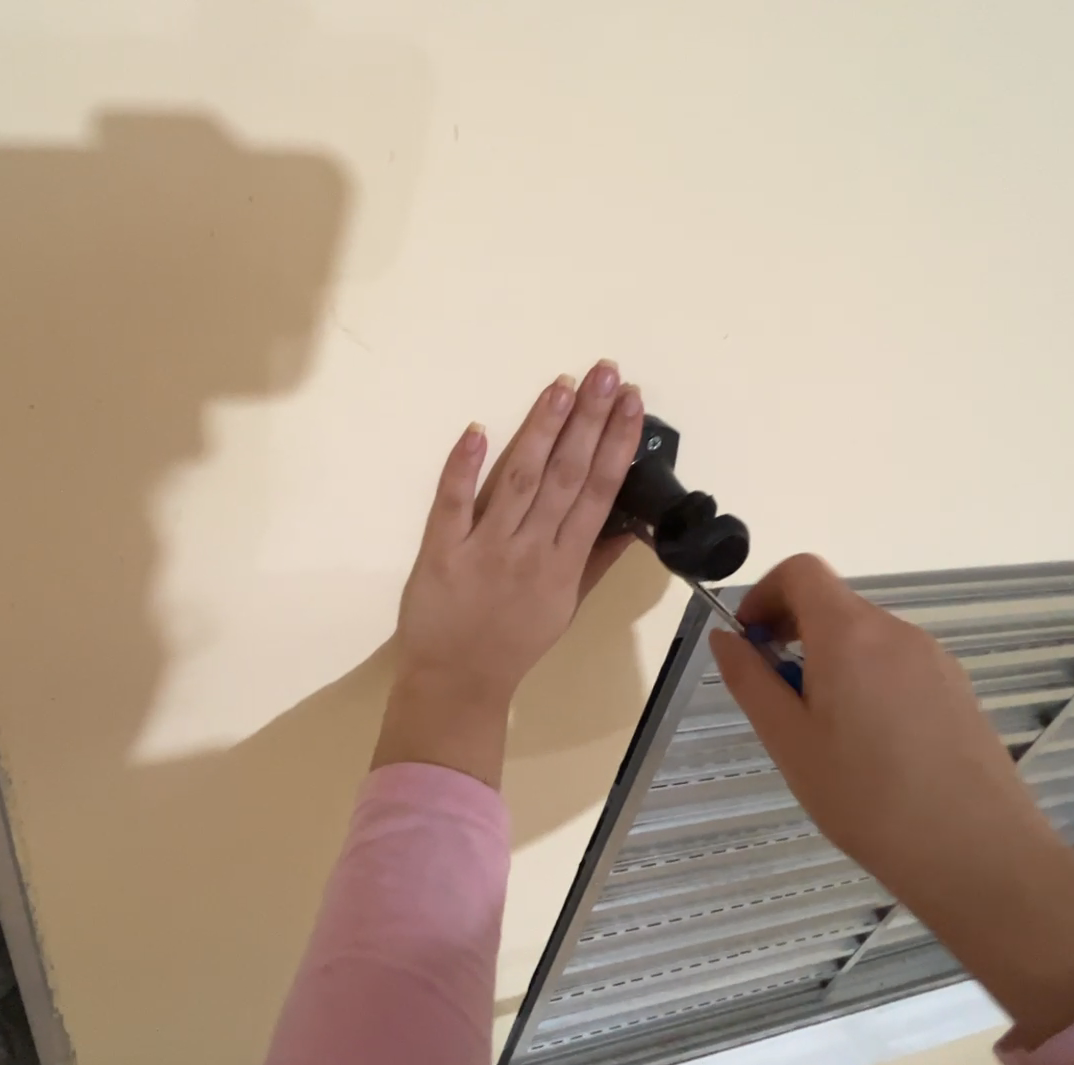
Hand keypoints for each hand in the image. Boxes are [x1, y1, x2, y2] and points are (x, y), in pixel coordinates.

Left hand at [371, 362, 643, 789]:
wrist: (457, 682)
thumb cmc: (514, 645)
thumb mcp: (566, 609)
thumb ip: (596, 564)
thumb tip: (630, 524)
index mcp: (565, 563)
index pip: (598, 493)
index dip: (617, 444)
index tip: (632, 403)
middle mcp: (531, 549)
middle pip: (565, 476)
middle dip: (589, 421)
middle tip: (607, 373)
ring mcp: (484, 549)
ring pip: (517, 481)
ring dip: (540, 431)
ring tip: (561, 386)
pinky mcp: (440, 551)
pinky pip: (452, 504)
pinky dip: (463, 468)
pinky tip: (477, 430)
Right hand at [711, 554, 1073, 1047]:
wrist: (981, 860)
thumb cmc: (865, 798)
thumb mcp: (786, 738)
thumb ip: (748, 677)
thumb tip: (725, 636)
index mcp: (850, 634)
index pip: (800, 571)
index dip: (763, 593)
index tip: (749, 640)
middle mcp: (897, 632)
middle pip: (830, 601)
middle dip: (789, 629)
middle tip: (774, 691)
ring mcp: (934, 660)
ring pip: (861, 634)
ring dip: (824, 656)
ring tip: (819, 727)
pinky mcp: (956, 689)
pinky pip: (893, 661)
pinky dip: (861, 676)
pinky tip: (865, 741)